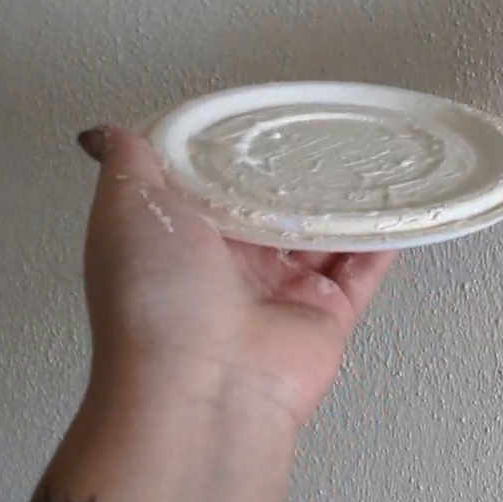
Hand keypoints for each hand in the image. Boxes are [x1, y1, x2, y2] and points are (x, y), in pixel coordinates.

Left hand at [76, 125, 394, 426]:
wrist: (207, 383)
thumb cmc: (158, 301)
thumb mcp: (128, 211)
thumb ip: (131, 165)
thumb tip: (104, 132)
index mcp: (186, 239)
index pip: (218, 185)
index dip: (239, 152)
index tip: (264, 118)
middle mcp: (235, 266)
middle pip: (278, 208)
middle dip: (302, 175)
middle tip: (330, 133)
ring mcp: (285, 290)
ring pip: (326, 235)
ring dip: (347, 204)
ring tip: (373, 163)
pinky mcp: (328, 312)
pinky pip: (364, 269)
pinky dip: (383, 242)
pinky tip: (398, 210)